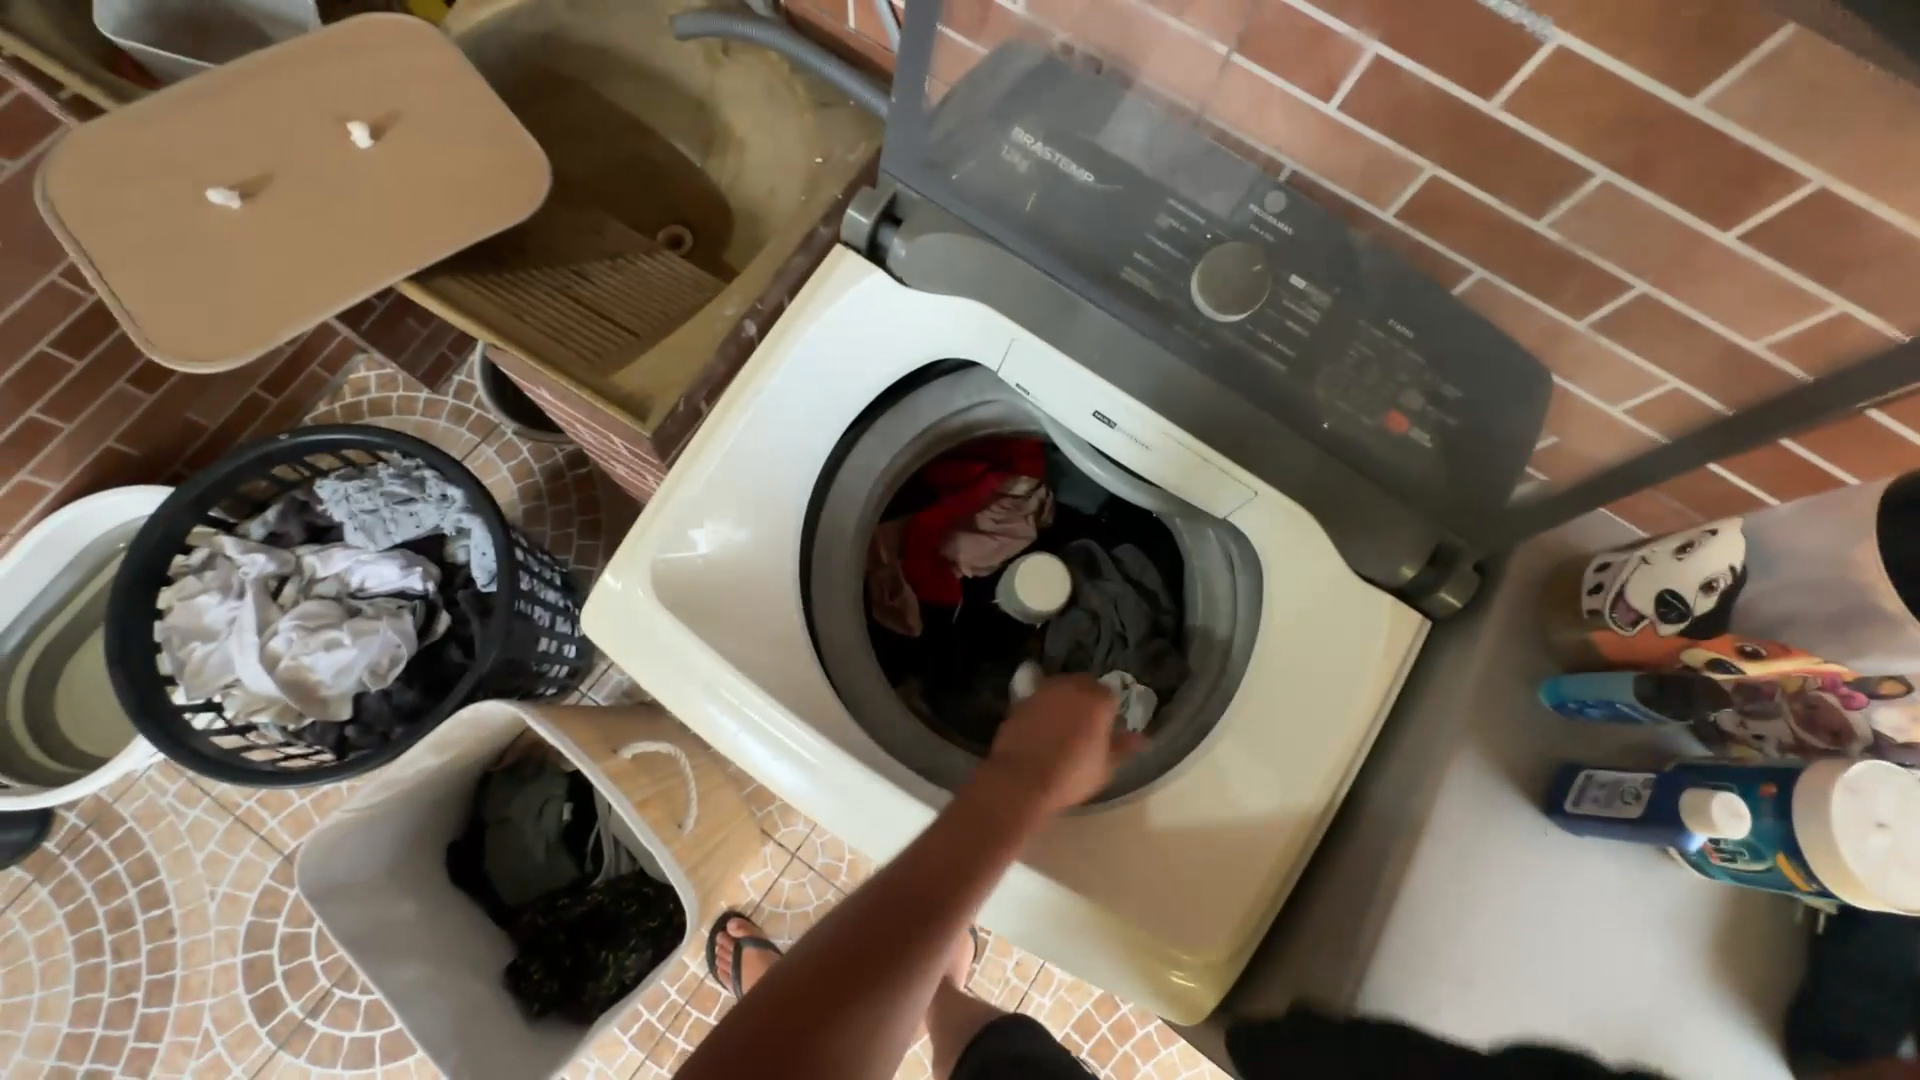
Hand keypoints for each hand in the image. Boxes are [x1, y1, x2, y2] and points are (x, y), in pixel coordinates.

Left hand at [981, 675, 1147, 814]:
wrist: (1021, 779)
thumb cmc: (1071, 775)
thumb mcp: (1105, 767)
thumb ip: (1123, 747)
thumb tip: (1141, 738)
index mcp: (1097, 700)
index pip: (1111, 695)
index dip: (1110, 711)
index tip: (1107, 728)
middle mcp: (1070, 687)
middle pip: (1085, 684)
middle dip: (1088, 698)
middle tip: (1087, 724)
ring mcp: (1043, 691)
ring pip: (1060, 687)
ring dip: (1065, 699)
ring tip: (1063, 724)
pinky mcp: (1020, 701)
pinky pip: (1039, 699)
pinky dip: (1043, 708)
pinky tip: (1041, 728)